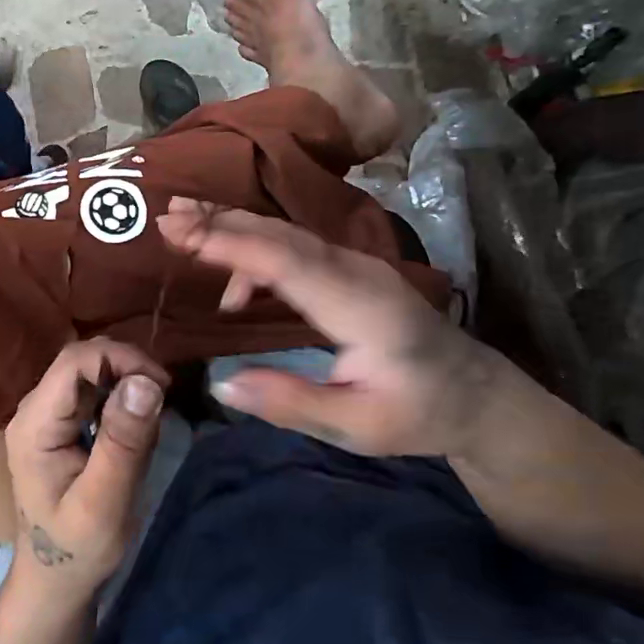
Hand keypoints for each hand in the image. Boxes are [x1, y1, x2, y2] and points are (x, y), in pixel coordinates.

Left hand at [4, 339, 169, 604]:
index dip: (120, 359)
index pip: (74, 361)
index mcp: (34, 424)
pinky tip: (134, 430)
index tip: (162, 386)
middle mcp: (34, 409)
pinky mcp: (59, 423)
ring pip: (88, 371)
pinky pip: (91, 391)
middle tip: (162, 401)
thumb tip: (145, 382)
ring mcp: (45, 414)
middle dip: (126, 368)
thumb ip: (123, 442)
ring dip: (125, 384)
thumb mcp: (105, 503)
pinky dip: (119, 399)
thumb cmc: (77, 549)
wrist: (54, 579)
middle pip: (80, 360)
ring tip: (150, 423)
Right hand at [158, 198, 507, 458]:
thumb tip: (222, 385)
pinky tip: (227, 273)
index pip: (288, 263)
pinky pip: (292, 246)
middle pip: (282, 235)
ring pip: (284, 233)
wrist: (476, 395)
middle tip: (167, 216)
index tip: (182, 235)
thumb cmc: (417, 414)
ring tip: (181, 221)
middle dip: (221, 222)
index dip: (233, 246)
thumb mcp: (358, 428)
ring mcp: (355, 265)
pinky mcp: (347, 269)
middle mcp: (358, 272)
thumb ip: (292, 404)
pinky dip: (251, 246)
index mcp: (362, 307)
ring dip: (231, 223)